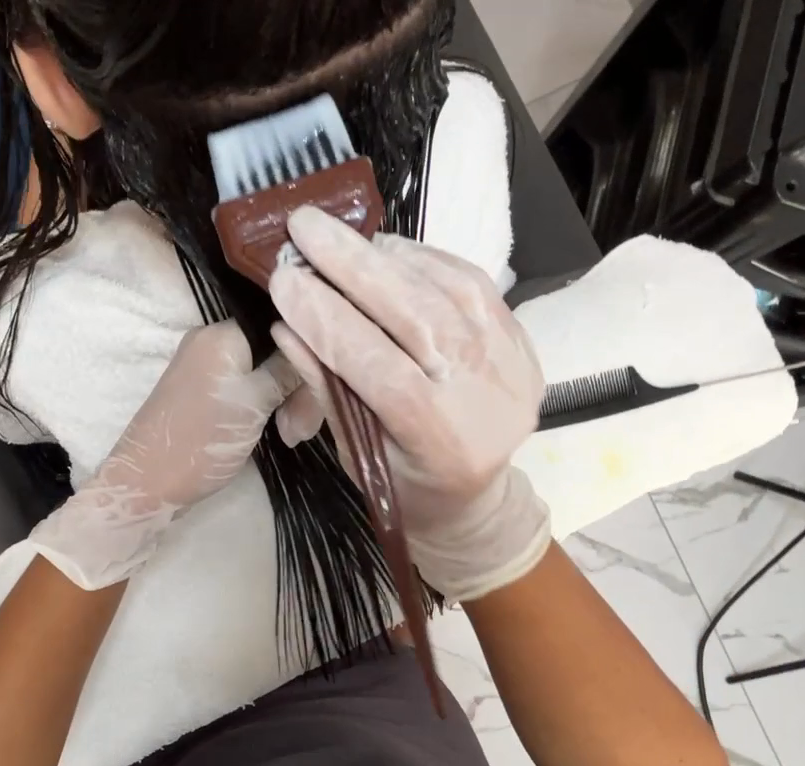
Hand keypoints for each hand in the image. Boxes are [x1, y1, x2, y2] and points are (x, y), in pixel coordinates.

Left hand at [31, 321, 299, 589]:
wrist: (148, 485)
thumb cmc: (202, 440)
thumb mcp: (255, 403)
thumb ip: (287, 368)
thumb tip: (312, 337)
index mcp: (222, 333)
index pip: (282, 325)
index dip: (308, 354)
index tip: (320, 391)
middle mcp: (213, 342)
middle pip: (276, 352)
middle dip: (297, 389)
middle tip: (301, 430)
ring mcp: (208, 370)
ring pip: (265, 375)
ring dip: (285, 405)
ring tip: (291, 438)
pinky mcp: (206, 396)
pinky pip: (248, 391)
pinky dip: (265, 410)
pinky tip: (280, 433)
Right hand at [268, 205, 551, 601]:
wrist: (474, 499)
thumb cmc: (403, 487)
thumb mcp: (357, 455)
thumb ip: (328, 390)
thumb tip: (287, 326)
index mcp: (440, 443)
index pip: (379, 368)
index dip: (328, 321)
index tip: (282, 280)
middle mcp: (486, 398)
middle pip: (420, 316)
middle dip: (355, 266)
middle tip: (304, 226)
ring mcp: (512, 365)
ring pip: (450, 290)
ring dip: (389, 256)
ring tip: (340, 237)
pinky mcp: (522, 342)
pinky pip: (474, 284)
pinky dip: (427, 259)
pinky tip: (388, 249)